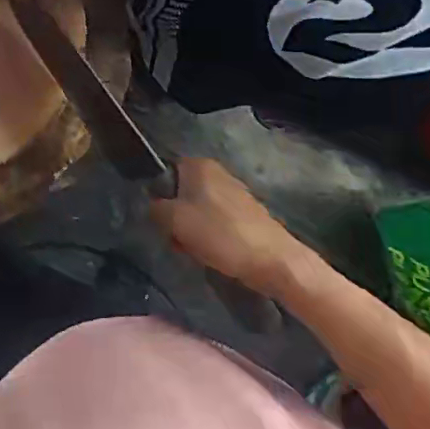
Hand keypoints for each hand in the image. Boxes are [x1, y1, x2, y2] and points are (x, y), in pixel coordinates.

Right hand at [149, 158, 312, 293]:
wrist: (275, 262)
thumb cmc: (220, 234)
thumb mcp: (172, 219)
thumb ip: (154, 208)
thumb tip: (155, 207)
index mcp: (198, 165)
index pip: (163, 173)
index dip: (158, 196)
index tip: (161, 218)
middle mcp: (218, 173)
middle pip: (181, 194)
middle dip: (175, 217)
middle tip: (177, 237)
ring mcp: (235, 194)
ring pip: (197, 211)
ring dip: (191, 230)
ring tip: (196, 249)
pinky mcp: (247, 216)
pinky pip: (216, 223)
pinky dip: (211, 237)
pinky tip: (215, 253)